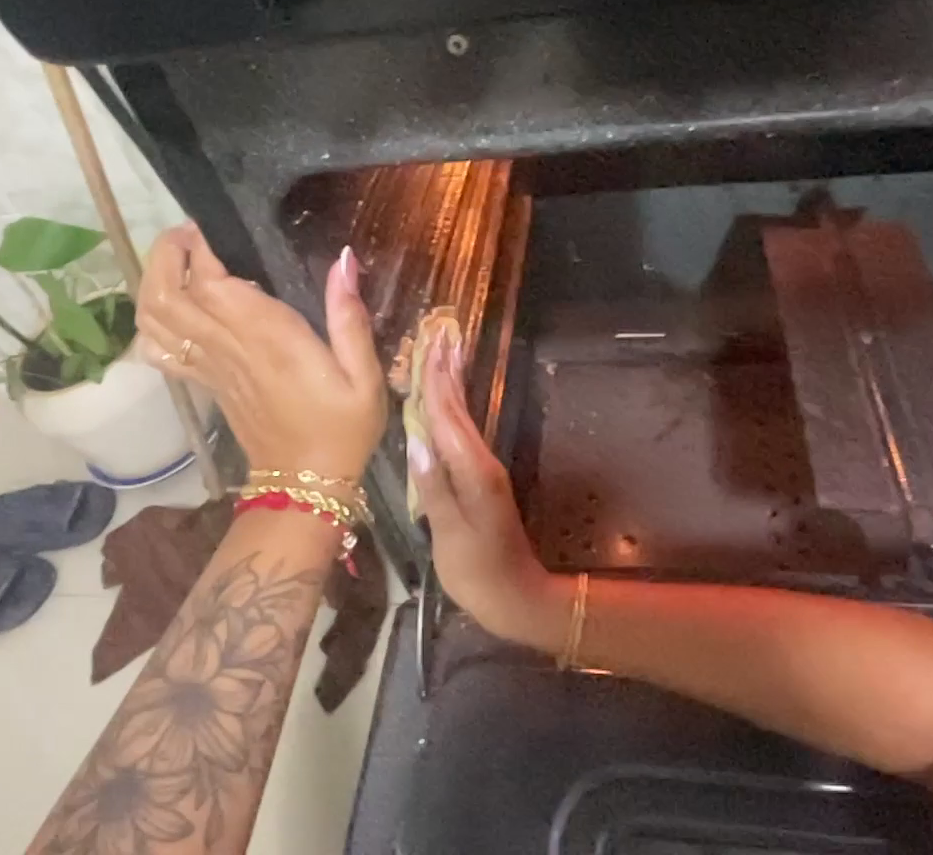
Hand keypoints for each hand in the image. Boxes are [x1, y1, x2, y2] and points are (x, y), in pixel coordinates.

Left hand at [136, 226, 386, 480]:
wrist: (307, 483)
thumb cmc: (343, 427)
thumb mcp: (364, 376)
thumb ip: (350, 318)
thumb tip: (343, 261)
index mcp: (270, 341)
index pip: (213, 285)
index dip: (202, 252)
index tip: (212, 228)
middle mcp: (230, 350)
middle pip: (169, 295)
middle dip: (167, 255)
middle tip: (190, 235)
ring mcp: (211, 368)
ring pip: (155, 320)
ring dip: (154, 283)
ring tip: (180, 261)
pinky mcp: (205, 383)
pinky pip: (160, 351)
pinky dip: (152, 323)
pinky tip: (173, 308)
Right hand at [408, 329, 561, 641]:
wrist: (517, 597)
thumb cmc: (478, 573)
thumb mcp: (450, 536)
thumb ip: (433, 489)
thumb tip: (415, 443)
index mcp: (474, 472)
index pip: (447, 418)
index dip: (435, 383)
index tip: (429, 346)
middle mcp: (482, 463)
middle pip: (459, 410)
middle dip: (446, 373)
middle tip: (439, 335)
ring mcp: (485, 471)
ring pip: (463, 419)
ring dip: (452, 386)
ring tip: (443, 356)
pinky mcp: (482, 482)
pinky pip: (463, 436)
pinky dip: (452, 413)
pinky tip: (446, 405)